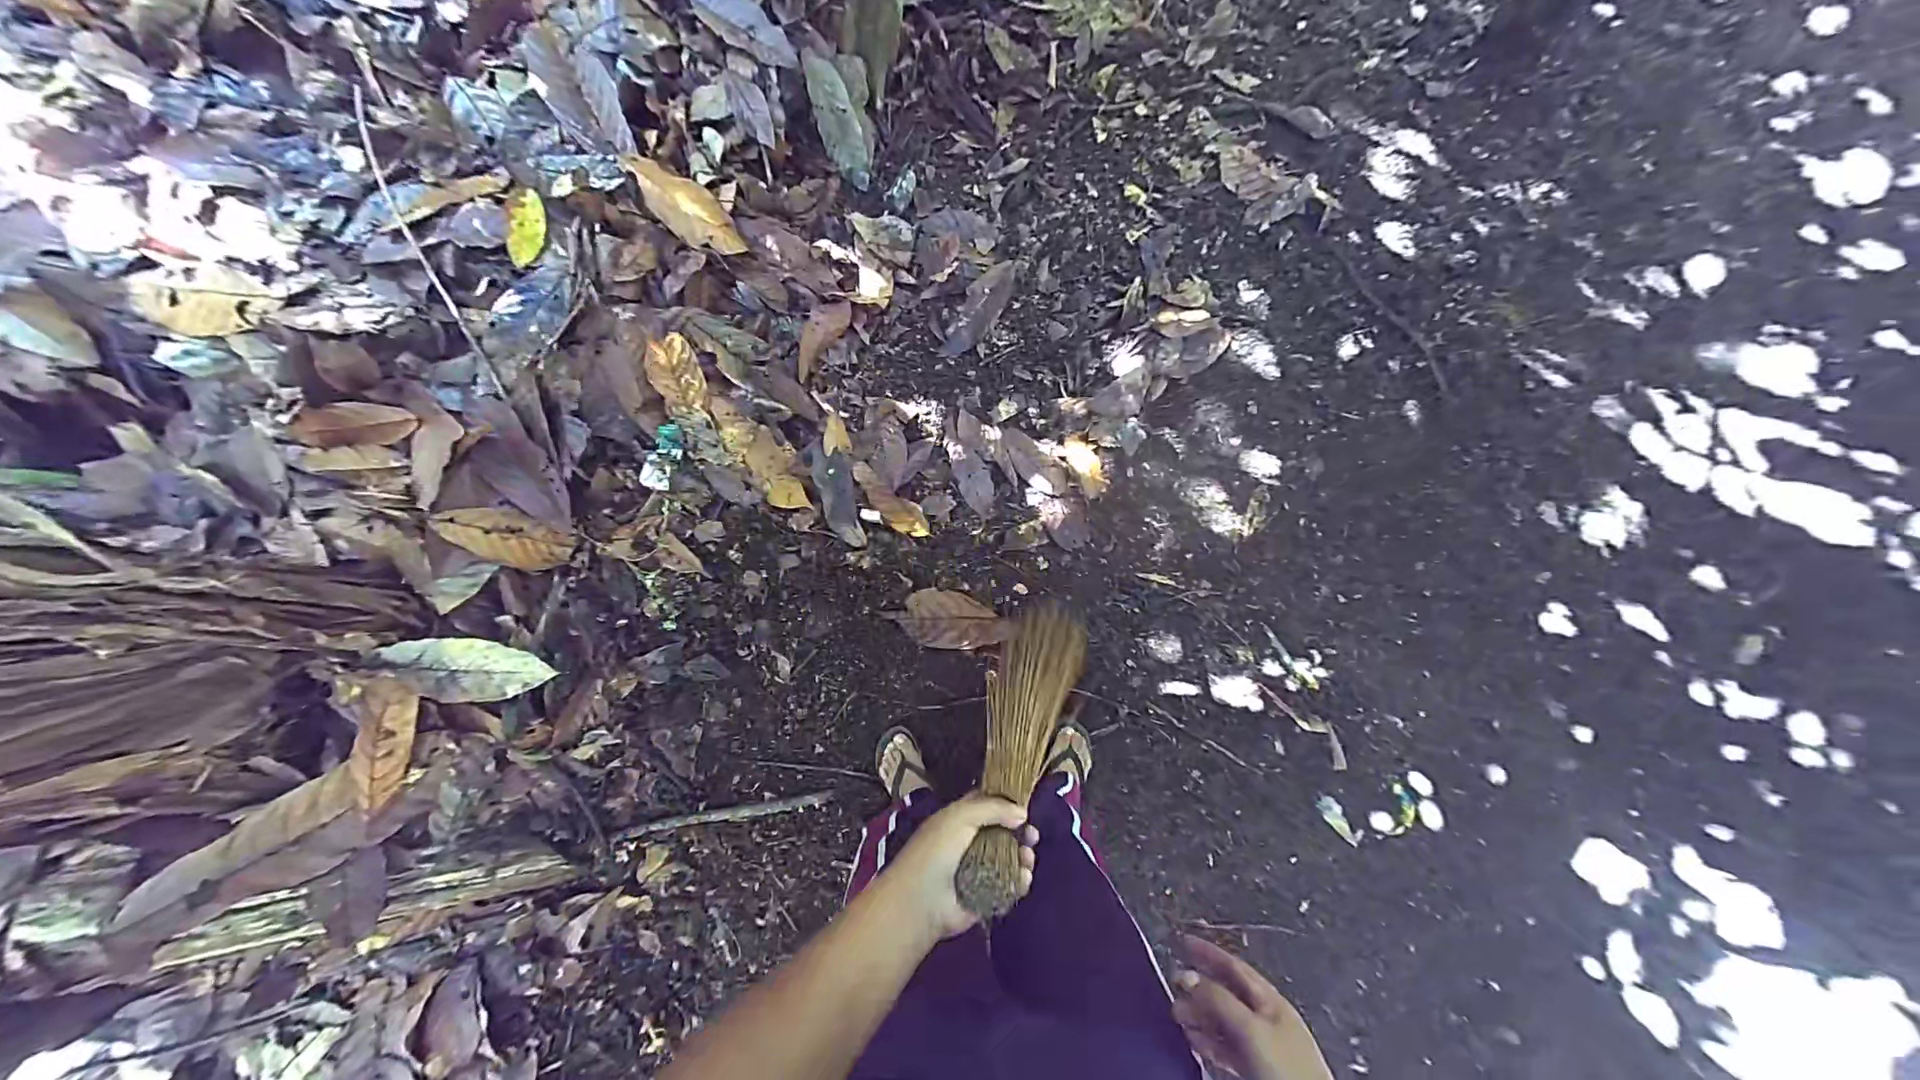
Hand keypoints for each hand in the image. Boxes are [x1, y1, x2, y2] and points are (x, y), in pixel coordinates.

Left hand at [871, 794, 1036, 942]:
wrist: (921, 901)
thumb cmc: (936, 851)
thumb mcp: (961, 816)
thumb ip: (993, 808)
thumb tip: (1023, 813)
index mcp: (961, 818)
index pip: (989, 804)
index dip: (1008, 803)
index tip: (1027, 805)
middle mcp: (971, 841)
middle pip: (1004, 831)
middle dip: (1021, 832)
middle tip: (1032, 836)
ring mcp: (980, 868)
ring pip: (1010, 857)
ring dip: (1023, 856)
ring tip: (1026, 858)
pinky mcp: (987, 893)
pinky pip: (1010, 884)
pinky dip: (1020, 880)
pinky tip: (1023, 878)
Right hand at [1171, 935, 1332, 1079]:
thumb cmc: (1283, 1067)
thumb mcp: (1249, 1028)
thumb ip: (1218, 999)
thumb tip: (1187, 975)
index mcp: (1269, 1000)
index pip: (1234, 967)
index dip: (1208, 952)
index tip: (1183, 941)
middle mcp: (1266, 1017)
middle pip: (1227, 992)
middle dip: (1199, 986)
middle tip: (1173, 984)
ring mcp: (1263, 1044)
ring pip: (1225, 1021)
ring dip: (1200, 1015)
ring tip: (1178, 1015)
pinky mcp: (1258, 1068)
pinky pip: (1228, 1045)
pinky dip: (1210, 1040)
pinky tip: (1195, 1041)